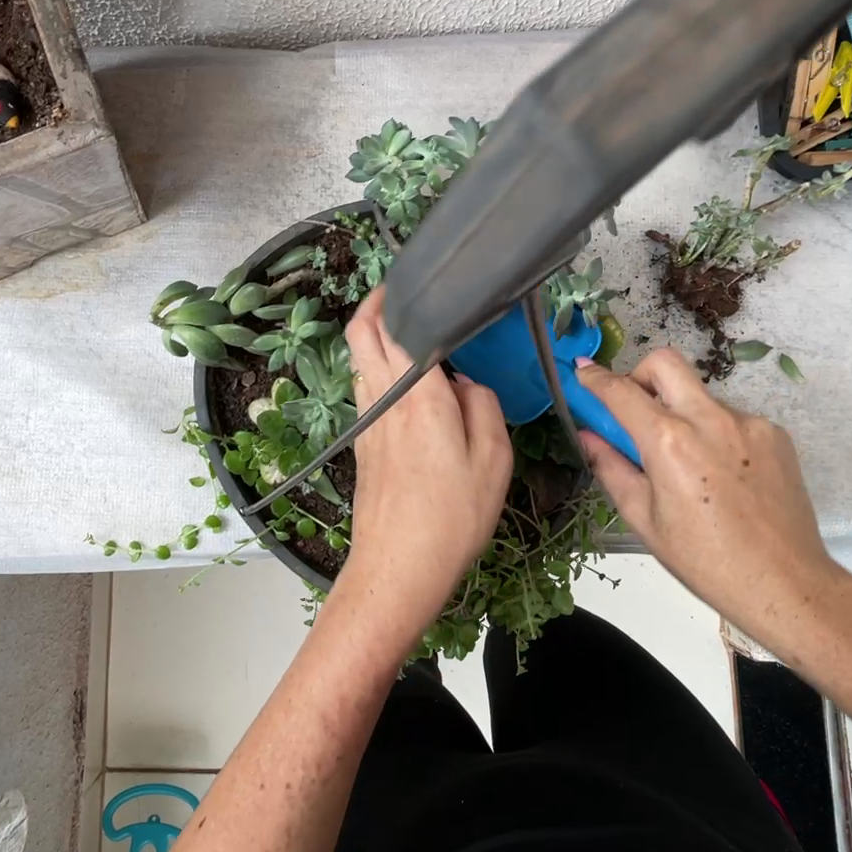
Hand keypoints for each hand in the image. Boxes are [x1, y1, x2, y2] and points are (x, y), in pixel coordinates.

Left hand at [339, 289, 511, 634]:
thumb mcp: (493, 461)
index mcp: (418, 395)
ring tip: (405, 330)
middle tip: (400, 293)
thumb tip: (465, 383)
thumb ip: (483, 407)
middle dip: (373, 306)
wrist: (397, 568)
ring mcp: (366, 421)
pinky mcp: (361, 444)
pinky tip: (403, 380)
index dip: (396, 299)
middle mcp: (383, 399)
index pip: (394, 328)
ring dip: (372, 337)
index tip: (416, 283)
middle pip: (360, 335)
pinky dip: (375, 368)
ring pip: (358, 361)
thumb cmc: (452, 516)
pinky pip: (364, 389)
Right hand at [574, 349, 846, 646]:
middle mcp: (710, 420)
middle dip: (640, 374)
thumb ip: (610, 468)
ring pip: (700, 395)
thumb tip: (587, 436)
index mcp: (669, 442)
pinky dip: (714, 433)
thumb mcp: (642, 518)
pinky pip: (731, 418)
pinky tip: (720, 475)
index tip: (584, 373)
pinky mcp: (775, 435)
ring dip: (681, 413)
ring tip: (687, 464)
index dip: (596, 379)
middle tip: (635, 408)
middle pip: (665, 364)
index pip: (621, 392)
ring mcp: (748, 423)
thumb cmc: (704, 559)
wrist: (785, 584)